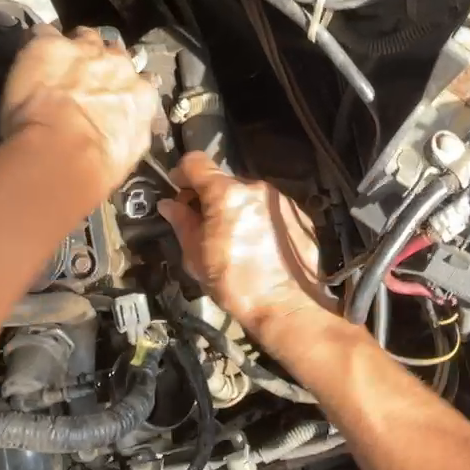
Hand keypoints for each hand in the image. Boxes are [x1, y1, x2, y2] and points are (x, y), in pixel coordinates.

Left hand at [0, 26, 160, 191]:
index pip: (139, 79)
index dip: (121, 84)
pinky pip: (44, 33)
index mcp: (142, 93)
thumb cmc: (99, 163)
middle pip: (112, 51)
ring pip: (83, 37)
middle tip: (82, 78)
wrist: (64, 152)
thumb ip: (135, 125)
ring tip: (57, 64)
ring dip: (73, 48)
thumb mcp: (132, 149)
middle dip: (100, 61)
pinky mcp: (50, 45)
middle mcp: (119, 64)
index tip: (110, 94)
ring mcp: (85, 50)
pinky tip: (31, 57)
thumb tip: (131, 122)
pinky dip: (39, 43)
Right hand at [158, 152, 331, 331]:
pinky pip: (269, 209)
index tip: (179, 189)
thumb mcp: (196, 256)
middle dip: (210, 198)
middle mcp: (256, 189)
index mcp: (226, 194)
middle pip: (224, 181)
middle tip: (203, 224)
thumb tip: (170, 205)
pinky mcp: (298, 215)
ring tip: (233, 239)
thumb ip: (182, 223)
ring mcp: (280, 201)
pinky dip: (258, 220)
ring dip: (236, 209)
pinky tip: (256, 245)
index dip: (182, 174)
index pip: (196, 162)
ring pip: (248, 195)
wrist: (284, 306)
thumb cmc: (236, 284)